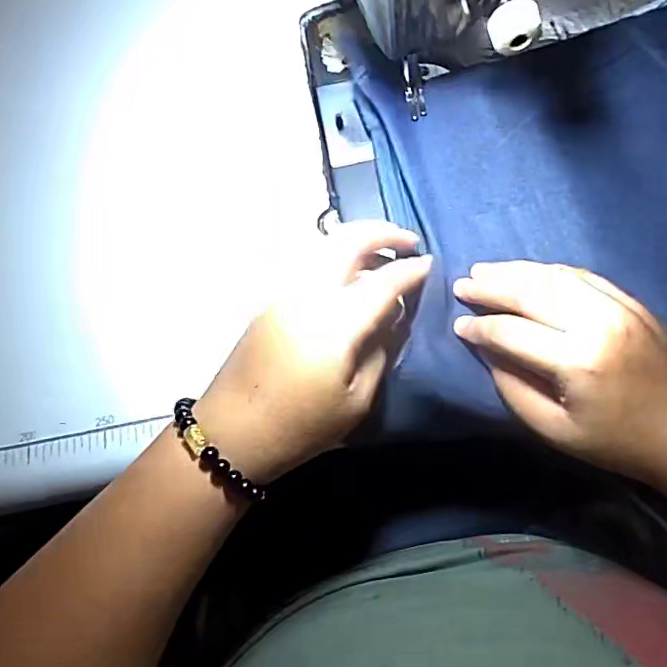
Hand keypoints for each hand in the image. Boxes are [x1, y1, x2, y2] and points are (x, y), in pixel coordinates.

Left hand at [194, 221, 431, 483]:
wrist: (232, 433)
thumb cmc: (301, 427)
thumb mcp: (356, 400)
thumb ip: (381, 349)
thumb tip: (395, 313)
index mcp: (333, 325)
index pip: (382, 282)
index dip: (412, 270)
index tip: (433, 264)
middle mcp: (307, 295)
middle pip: (347, 241)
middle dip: (383, 233)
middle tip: (410, 242)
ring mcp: (284, 292)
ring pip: (324, 244)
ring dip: (358, 239)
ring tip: (383, 254)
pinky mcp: (271, 299)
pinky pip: (309, 260)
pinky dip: (337, 253)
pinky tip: (352, 272)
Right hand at [453, 261, 666, 491]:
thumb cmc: (617, 442)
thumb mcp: (555, 431)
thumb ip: (514, 389)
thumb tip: (488, 352)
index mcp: (577, 361)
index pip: (513, 332)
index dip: (481, 328)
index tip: (458, 325)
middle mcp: (597, 323)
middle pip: (533, 292)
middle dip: (492, 287)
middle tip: (463, 283)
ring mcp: (619, 306)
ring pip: (556, 276)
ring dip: (517, 271)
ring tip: (486, 271)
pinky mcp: (632, 302)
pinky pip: (583, 275)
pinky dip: (550, 271)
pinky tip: (529, 273)